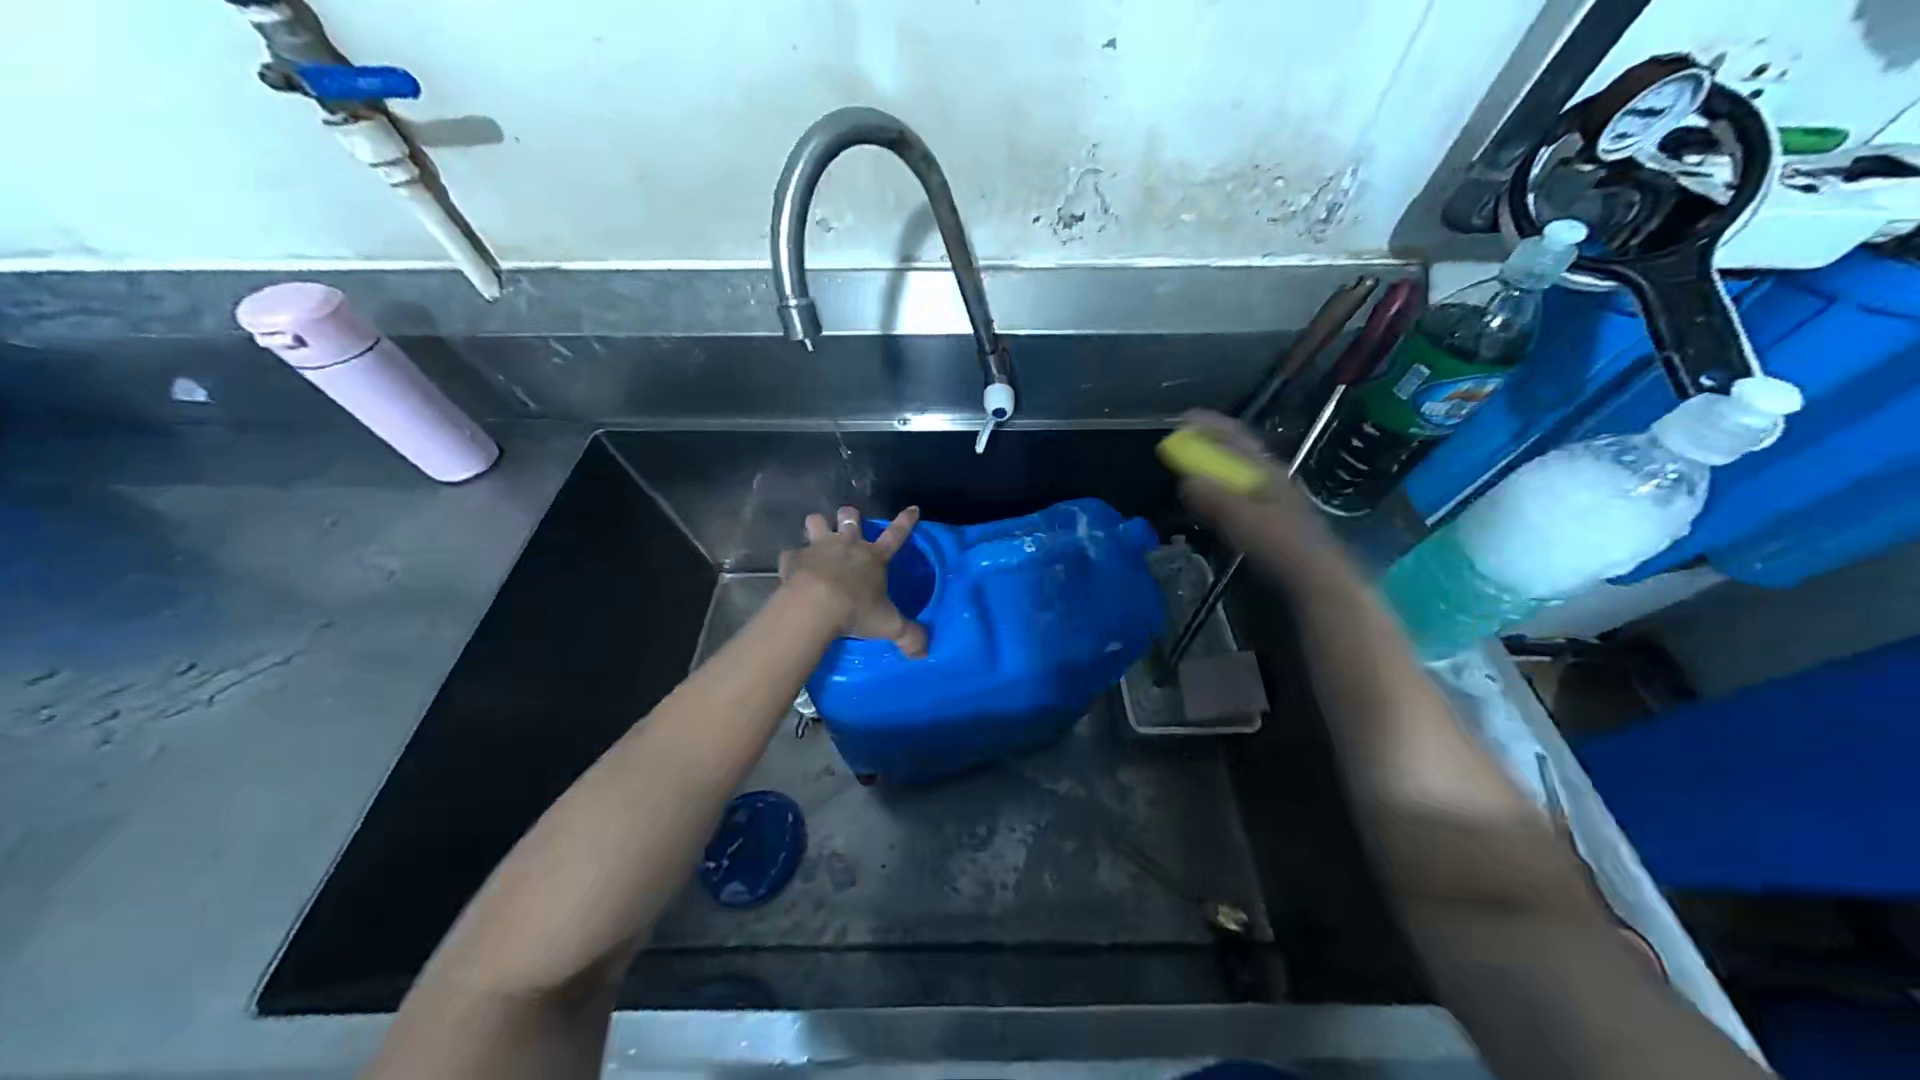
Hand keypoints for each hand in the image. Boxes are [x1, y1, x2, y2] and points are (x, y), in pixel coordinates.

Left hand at [780, 505, 928, 658]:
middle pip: (851, 518)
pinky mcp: (795, 558)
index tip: (913, 509)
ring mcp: (819, 548)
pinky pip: (791, 553)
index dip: (906, 521)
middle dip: (850, 515)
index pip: (896, 535)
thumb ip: (909, 636)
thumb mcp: (889, 626)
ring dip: (817, 525)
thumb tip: (923, 651)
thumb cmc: (856, 611)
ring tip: (816, 531)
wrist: (816, 605)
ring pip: (817, 522)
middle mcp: (848, 545)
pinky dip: (792, 559)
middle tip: (849, 520)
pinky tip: (792, 567)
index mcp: (874, 557)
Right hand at [1175, 410, 1348, 577]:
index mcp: (1266, 471)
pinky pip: (1238, 496)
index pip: (1236, 438)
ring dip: (1214, 468)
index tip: (1185, 418)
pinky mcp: (1270, 521)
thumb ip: (1213, 499)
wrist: (1316, 577)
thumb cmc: (1280, 543)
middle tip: (1183, 443)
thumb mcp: (1241, 519)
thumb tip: (1186, 481)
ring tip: (1191, 469)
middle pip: (1238, 454)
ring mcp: (1273, 500)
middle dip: (1210, 445)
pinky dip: (1219, 491)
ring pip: (1238, 475)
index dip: (1211, 426)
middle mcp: (1271, 479)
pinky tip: (1209, 503)